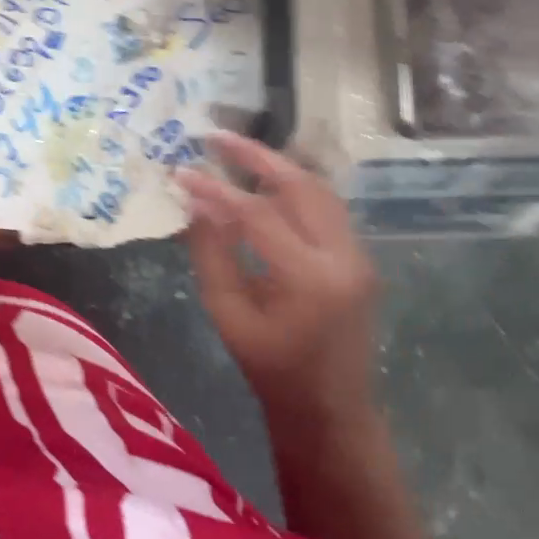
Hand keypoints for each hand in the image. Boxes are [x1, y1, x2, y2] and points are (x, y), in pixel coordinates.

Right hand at [176, 132, 379, 423]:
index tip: (180, 171)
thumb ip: (211, 252)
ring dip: (277, 168)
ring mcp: (358, 257)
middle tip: (215, 137)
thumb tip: (195, 202)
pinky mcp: (356, 259)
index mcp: (310, 277)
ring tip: (235, 151)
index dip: (215, 189)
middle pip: (303, 188)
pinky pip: (324, 211)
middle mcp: (345, 259)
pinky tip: (259, 183)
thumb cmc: (268, 362)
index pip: (257, 214)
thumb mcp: (226, 309)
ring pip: (321, 193)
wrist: (329, 402)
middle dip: (258, 157)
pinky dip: (290, 189)